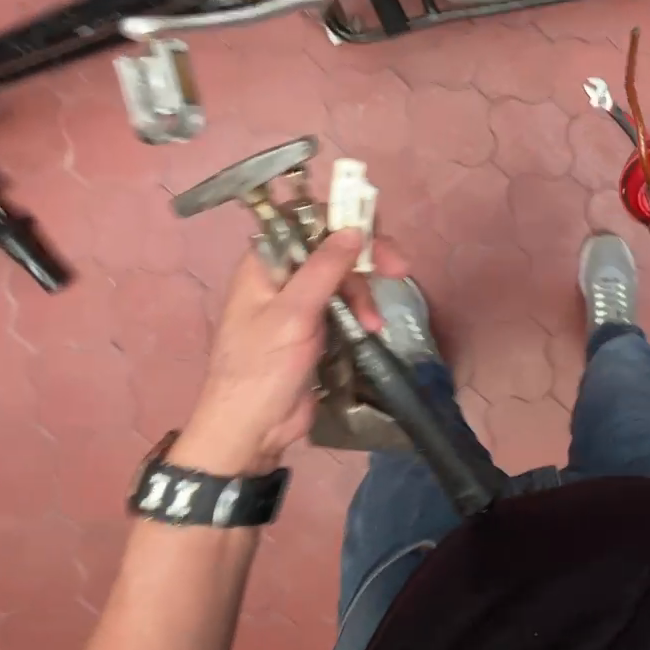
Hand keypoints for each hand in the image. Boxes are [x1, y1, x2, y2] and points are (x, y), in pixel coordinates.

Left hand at [172, 231, 404, 475]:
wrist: (250, 430)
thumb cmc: (261, 368)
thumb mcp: (293, 314)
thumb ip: (324, 268)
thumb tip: (354, 229)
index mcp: (265, 264)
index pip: (305, 221)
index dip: (341, 219)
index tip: (372, 231)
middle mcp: (282, 275)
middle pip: (332, 246)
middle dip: (366, 257)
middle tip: (399, 269)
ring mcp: (300, 301)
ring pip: (344, 275)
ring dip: (365, 293)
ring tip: (374, 323)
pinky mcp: (316, 325)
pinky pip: (346, 302)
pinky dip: (362, 310)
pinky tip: (371, 328)